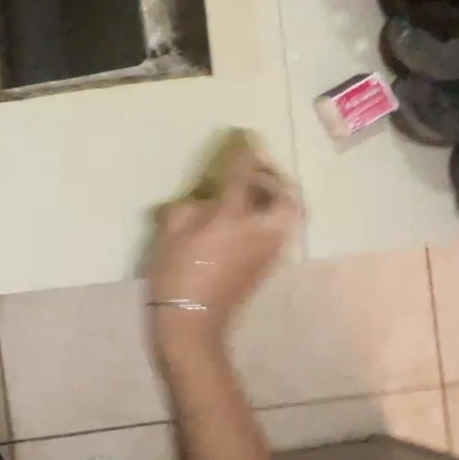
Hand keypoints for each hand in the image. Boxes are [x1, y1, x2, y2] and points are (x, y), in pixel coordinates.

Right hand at [146, 146, 299, 339]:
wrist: (194, 321)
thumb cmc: (176, 274)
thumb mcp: (170, 234)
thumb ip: (189, 208)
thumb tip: (204, 202)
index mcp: (233, 217)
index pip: (245, 177)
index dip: (246, 155)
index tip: (247, 138)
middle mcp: (262, 229)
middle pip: (285, 195)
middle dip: (273, 177)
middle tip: (256, 168)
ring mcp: (271, 248)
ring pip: (288, 213)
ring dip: (276, 196)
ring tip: (255, 191)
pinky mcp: (269, 263)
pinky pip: (280, 228)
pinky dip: (272, 214)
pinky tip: (250, 216)